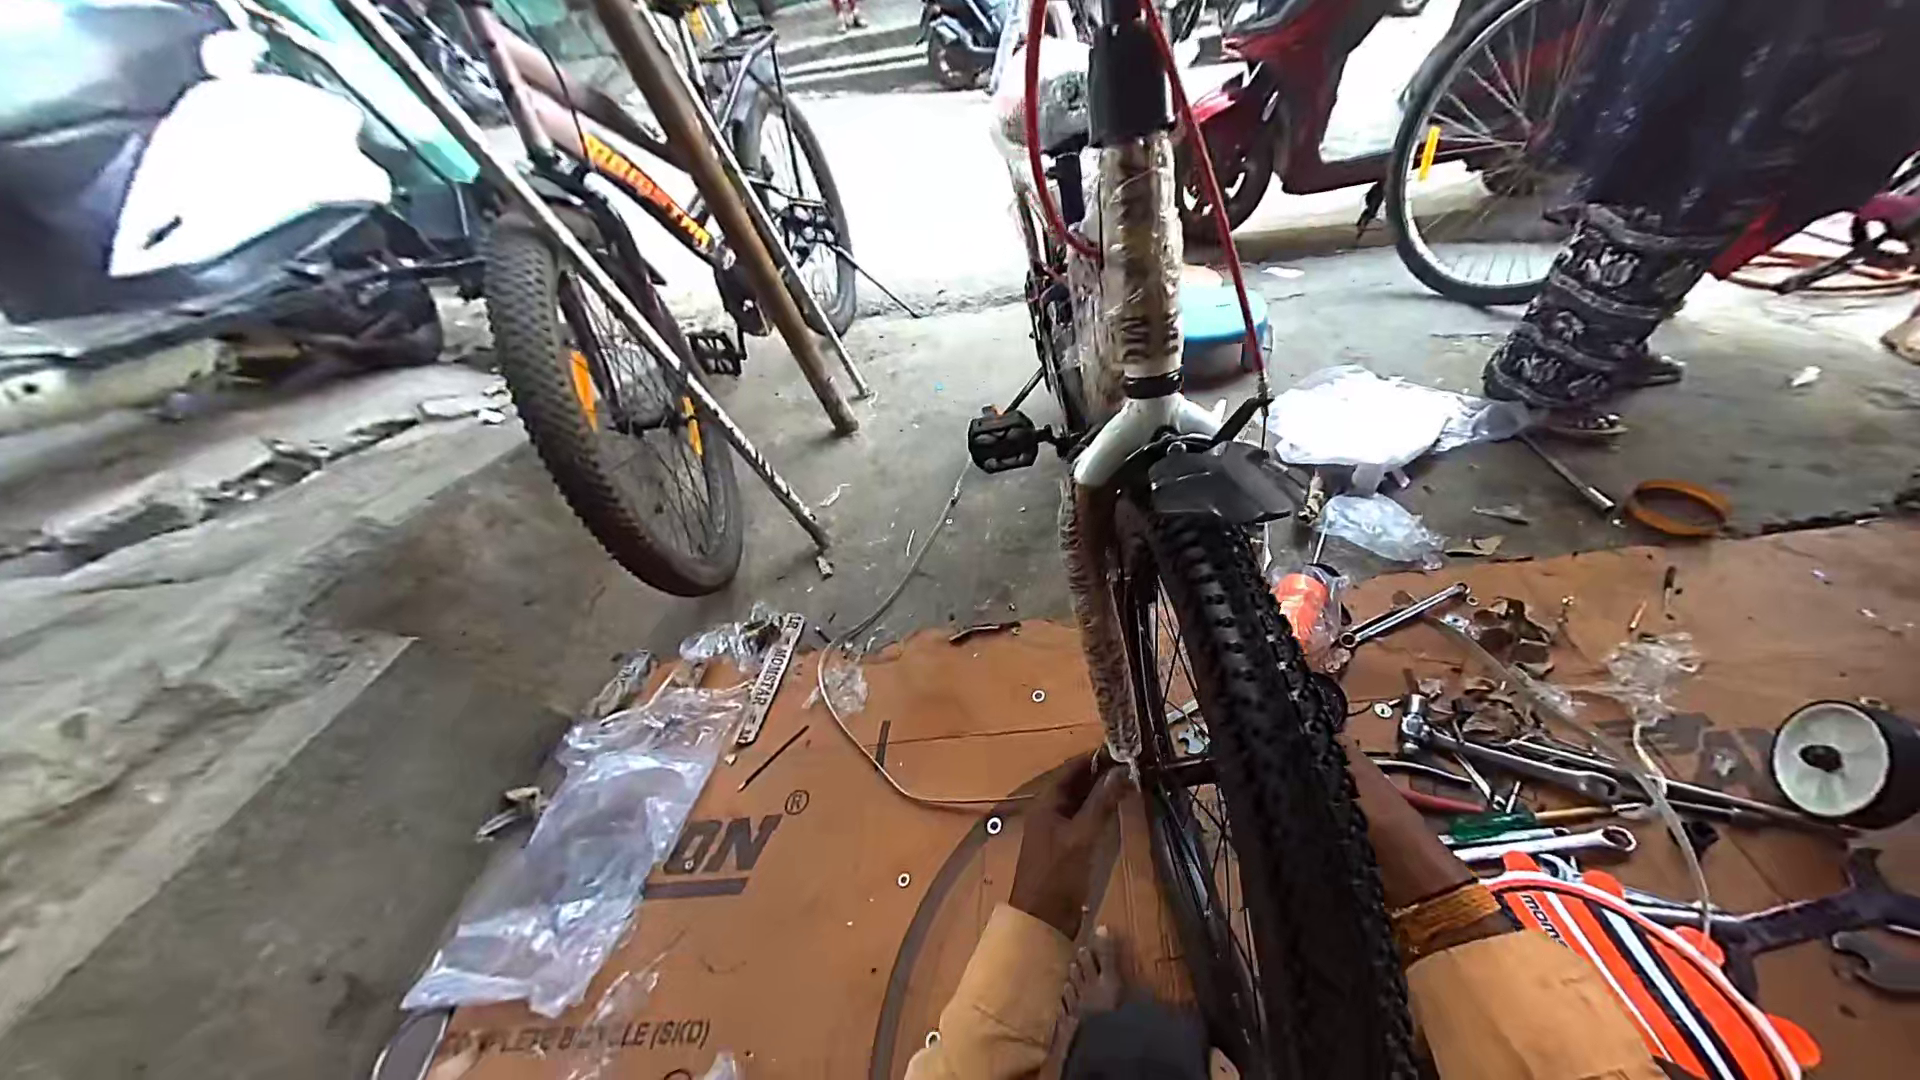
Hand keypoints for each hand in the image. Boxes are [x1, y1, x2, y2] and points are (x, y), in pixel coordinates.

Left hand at [1008, 753, 1130, 937]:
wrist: (1042, 920)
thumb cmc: (1058, 874)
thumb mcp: (1082, 836)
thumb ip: (1101, 803)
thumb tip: (1120, 771)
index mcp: (1046, 801)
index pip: (1072, 768)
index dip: (1094, 757)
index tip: (1120, 749)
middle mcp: (1050, 808)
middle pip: (1077, 782)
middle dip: (1101, 772)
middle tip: (1131, 764)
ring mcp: (1058, 827)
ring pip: (1081, 800)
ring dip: (1102, 791)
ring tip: (1129, 781)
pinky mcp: (1067, 844)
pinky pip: (1084, 817)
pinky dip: (1099, 810)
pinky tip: (1117, 808)